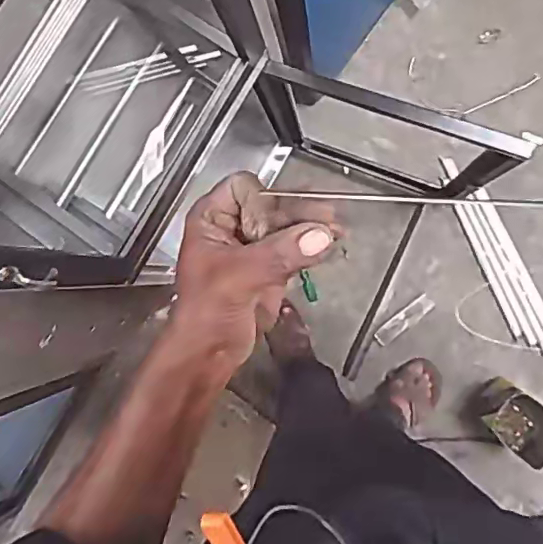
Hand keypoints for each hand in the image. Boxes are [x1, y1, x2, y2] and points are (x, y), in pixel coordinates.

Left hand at [169, 173, 337, 369]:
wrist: (207, 355)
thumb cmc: (205, 313)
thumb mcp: (238, 277)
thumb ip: (279, 254)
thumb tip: (319, 236)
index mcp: (211, 219)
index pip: (242, 188)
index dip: (263, 200)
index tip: (278, 223)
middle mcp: (232, 227)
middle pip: (271, 205)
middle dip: (300, 212)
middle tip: (329, 218)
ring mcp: (252, 247)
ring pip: (286, 225)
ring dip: (311, 228)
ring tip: (336, 231)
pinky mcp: (269, 267)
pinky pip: (294, 248)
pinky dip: (312, 246)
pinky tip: (330, 245)